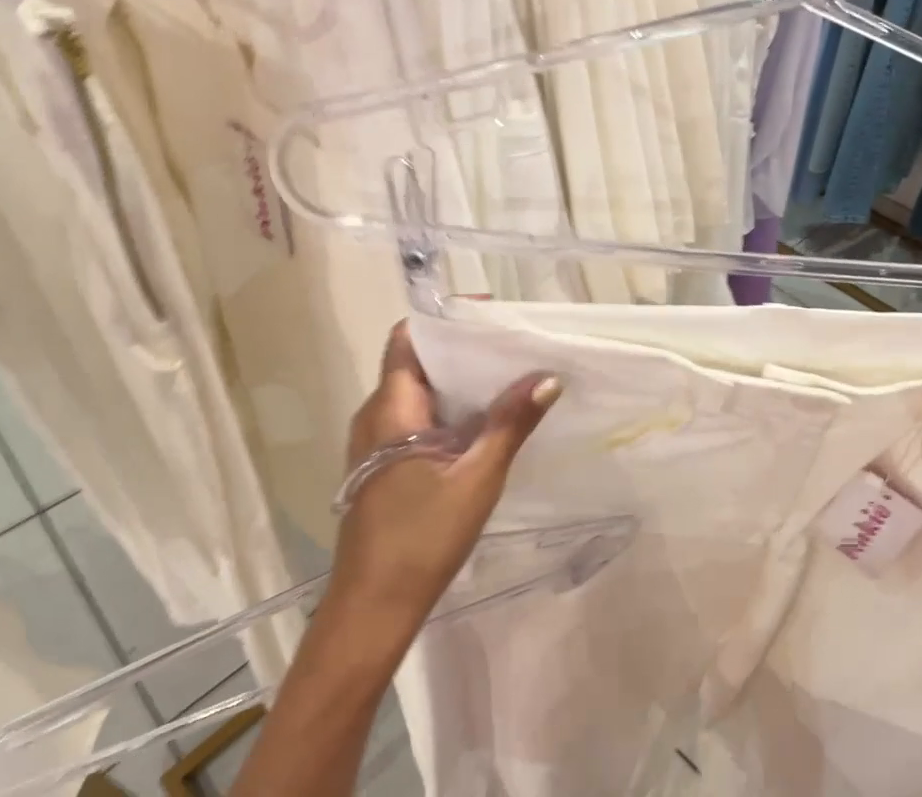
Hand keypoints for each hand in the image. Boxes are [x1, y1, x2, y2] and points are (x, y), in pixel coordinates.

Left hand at [329, 321, 562, 631]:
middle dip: (464, 350)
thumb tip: (547, 376)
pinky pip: (418, 421)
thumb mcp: (476, 477)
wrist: (373, 607)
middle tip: (515, 344)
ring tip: (510, 377)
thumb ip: (510, 423)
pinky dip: (451, 412)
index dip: (446, 319)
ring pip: (420, 394)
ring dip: (460, 384)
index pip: (410, 338)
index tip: (492, 313)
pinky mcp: (384, 468)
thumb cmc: (421, 537)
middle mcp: (376, 416)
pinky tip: (487, 424)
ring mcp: (376, 445)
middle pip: (417, 363)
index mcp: (391, 408)